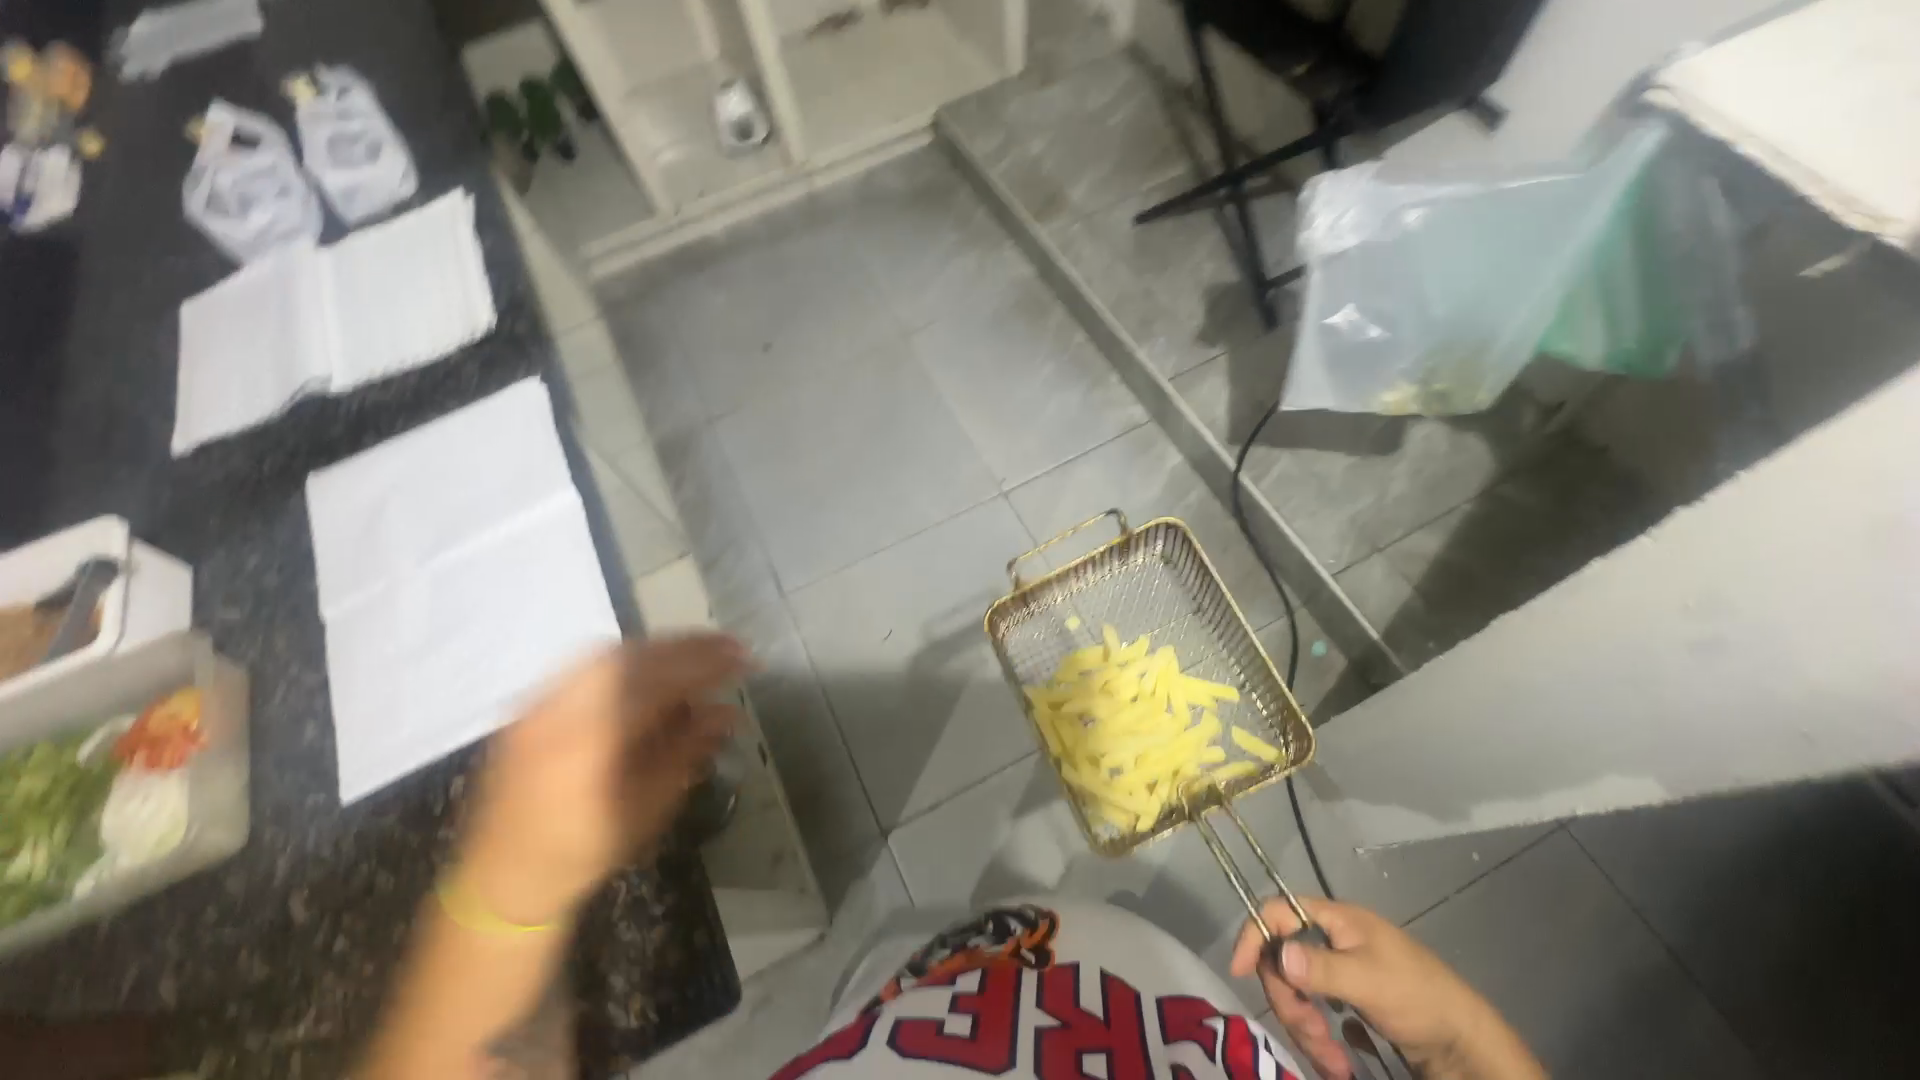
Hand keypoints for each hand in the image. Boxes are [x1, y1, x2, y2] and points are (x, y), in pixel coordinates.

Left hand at [453, 634, 751, 925]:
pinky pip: (585, 669)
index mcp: (591, 738)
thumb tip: (727, 714)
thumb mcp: (646, 809)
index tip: (743, 657)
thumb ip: (685, 753)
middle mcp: (560, 708)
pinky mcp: (532, 707)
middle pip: (631, 654)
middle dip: (684, 648)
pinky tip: (651, 678)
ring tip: (695, 663)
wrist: (503, 879)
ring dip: (657, 654)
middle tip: (727, 651)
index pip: (658, 678)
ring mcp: (539, 704)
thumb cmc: (584, 852)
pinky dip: (626, 664)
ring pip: (607, 656)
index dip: (705, 662)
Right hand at [1230, 897, 1543, 1079]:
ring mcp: (1338, 971)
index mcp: (1336, 920)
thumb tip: (1278, 955)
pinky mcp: (1344, 1001)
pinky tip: (1336, 1062)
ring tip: (1332, 1062)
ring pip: (1295, 992)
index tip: (1239, 970)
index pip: (1277, 911)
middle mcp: (1331, 939)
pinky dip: (1318, 1039)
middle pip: (1282, 960)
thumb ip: (1322, 968)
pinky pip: (1313, 1014)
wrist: (1466, 1045)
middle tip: (1312, 1035)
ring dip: (1305, 1028)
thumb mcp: (1370, 982)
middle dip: (1290, 1002)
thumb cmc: (1420, 998)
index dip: (1254, 935)